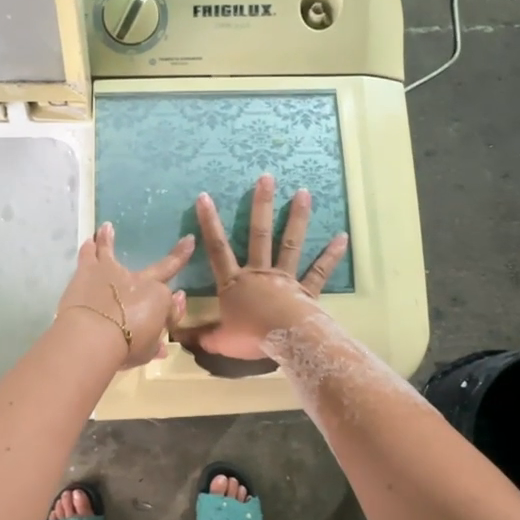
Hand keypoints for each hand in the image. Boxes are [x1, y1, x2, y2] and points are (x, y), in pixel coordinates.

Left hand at [55, 222, 195, 368]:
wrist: (95, 336)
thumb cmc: (126, 345)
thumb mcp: (149, 349)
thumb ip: (154, 343)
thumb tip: (162, 345)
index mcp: (157, 296)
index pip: (178, 291)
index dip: (185, 274)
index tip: (191, 248)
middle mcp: (139, 280)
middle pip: (159, 268)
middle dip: (176, 256)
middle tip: (184, 244)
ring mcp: (111, 272)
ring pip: (111, 251)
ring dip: (110, 240)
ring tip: (107, 228)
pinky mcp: (86, 272)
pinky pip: (89, 254)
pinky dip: (90, 247)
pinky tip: (89, 241)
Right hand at [171, 174, 348, 360]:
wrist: (286, 342)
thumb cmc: (252, 338)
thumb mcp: (220, 340)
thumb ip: (200, 335)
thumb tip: (177, 336)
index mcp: (234, 284)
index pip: (218, 249)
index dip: (209, 223)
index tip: (205, 196)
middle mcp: (259, 273)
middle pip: (259, 234)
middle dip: (261, 205)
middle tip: (267, 178)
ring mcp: (285, 278)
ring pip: (289, 243)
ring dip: (297, 217)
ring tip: (304, 192)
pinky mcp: (306, 290)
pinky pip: (319, 271)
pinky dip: (331, 255)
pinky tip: (342, 237)